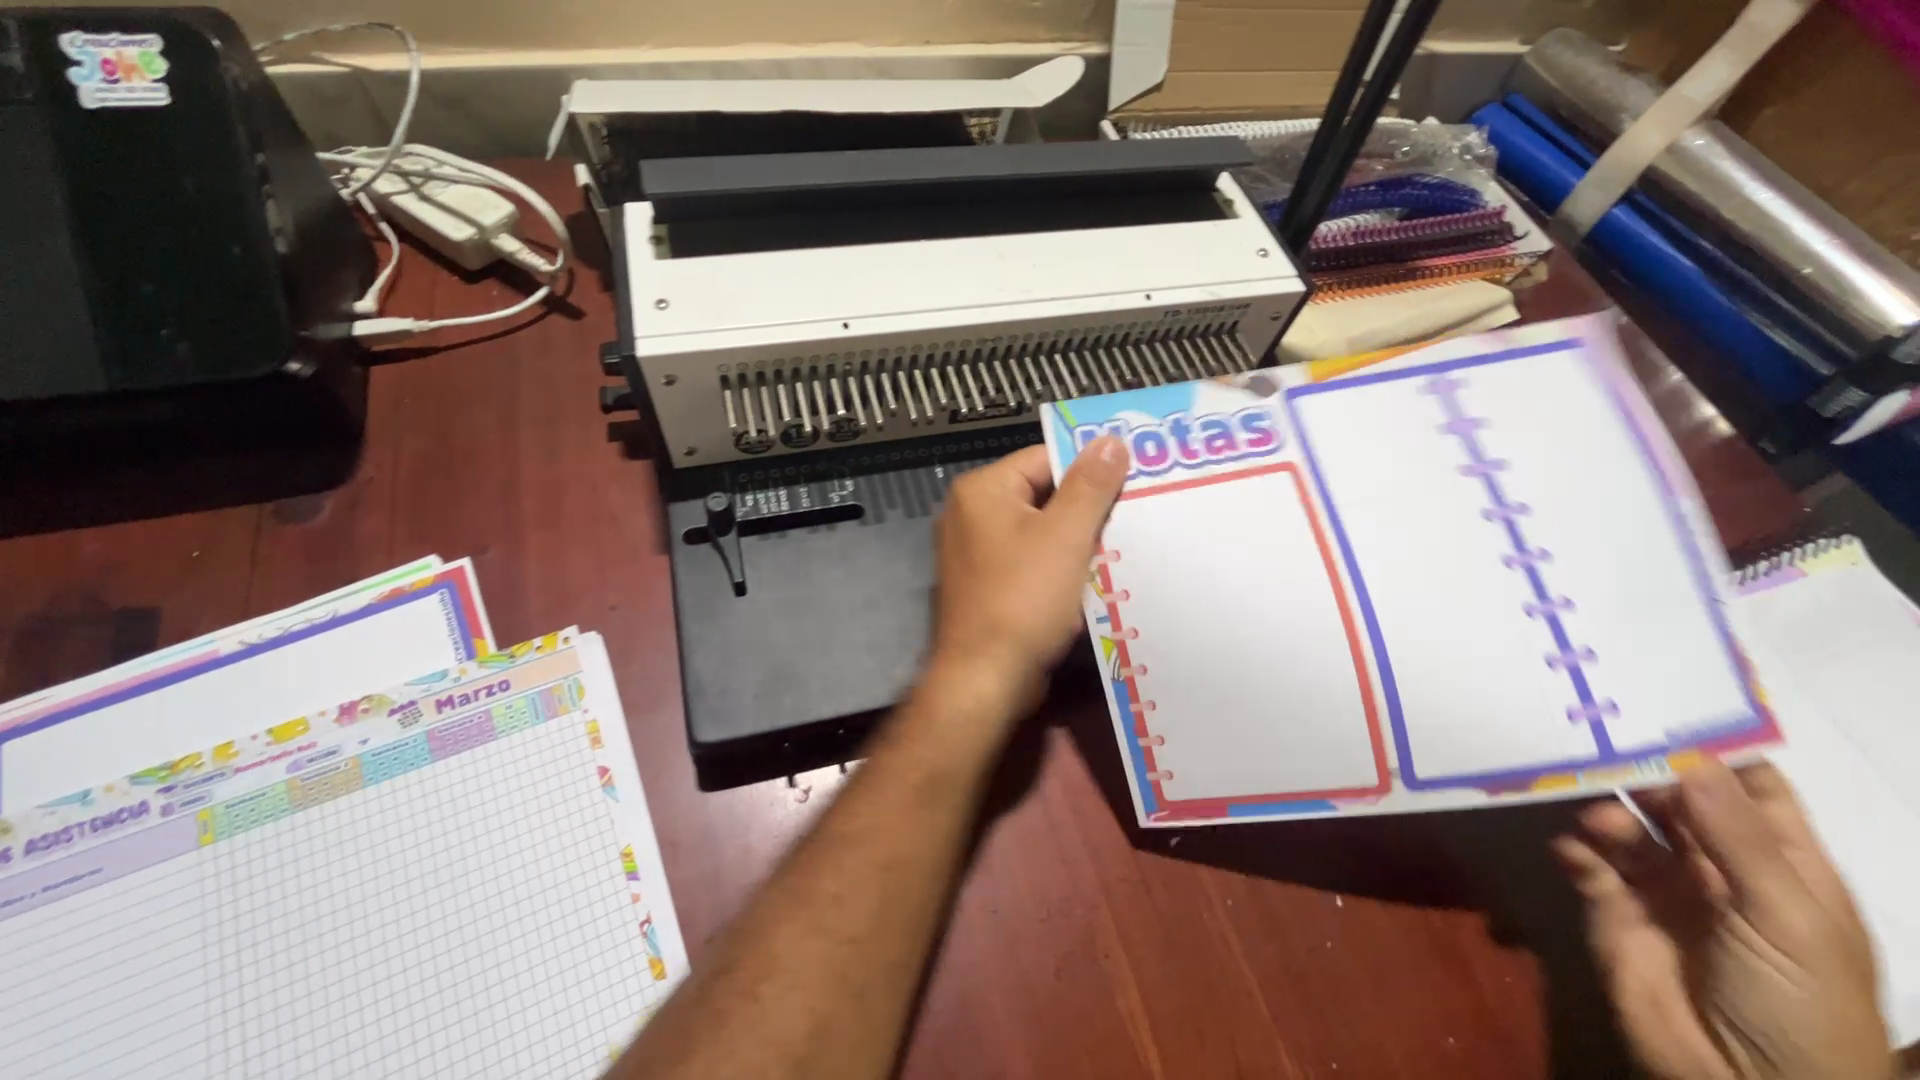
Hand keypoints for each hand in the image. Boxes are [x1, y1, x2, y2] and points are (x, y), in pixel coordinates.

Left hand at [926, 438, 1128, 715]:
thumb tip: (1110, 440)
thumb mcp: (1066, 536)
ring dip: (1076, 541)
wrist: (985, 678)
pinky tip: (1091, 580)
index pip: (1046, 458)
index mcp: (983, 491)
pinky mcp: (984, 585)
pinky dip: (1058, 567)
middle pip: (1042, 494)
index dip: (1090, 469)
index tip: (1132, 483)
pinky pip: (1029, 562)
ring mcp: (973, 552)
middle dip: (1086, 509)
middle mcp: (970, 514)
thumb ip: (1090, 486)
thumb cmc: (1024, 600)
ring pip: (1039, 531)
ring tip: (1120, 549)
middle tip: (1134, 516)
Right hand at [1555, 760, 1890, 1079]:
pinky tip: (1576, 853)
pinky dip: (1576, 851)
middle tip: (1602, 741)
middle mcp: (1716, 866)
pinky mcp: (1611, 913)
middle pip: (1675, 798)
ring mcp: (1661, 890)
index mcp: (1779, 864)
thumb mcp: (1789, 915)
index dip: (1715, 749)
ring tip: (1602, 824)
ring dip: (1609, 813)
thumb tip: (1690, 755)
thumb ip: (1736, 835)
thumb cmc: (1800, 999)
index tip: (1666, 705)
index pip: (1748, 787)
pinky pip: (1586, 866)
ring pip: (1626, 827)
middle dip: (1644, 771)